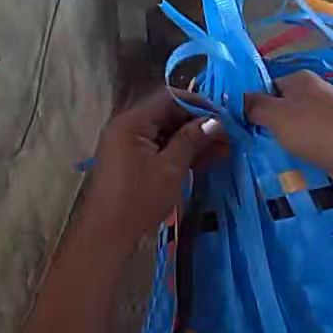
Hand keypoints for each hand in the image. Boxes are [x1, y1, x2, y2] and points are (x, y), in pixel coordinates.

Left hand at [76, 87, 227, 244]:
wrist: (106, 234)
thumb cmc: (139, 199)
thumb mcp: (171, 168)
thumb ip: (191, 140)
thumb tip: (214, 122)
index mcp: (131, 122)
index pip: (168, 98)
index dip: (198, 104)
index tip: (223, 117)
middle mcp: (126, 127)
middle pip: (166, 114)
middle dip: (197, 125)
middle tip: (226, 139)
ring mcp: (126, 144)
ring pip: (164, 133)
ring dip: (190, 141)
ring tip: (220, 153)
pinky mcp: (129, 161)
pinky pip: (156, 148)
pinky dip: (177, 153)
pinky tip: (201, 162)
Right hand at [244, 70, 332, 183]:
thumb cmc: (317, 131)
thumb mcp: (276, 115)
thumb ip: (253, 104)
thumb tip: (235, 97)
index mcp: (299, 78)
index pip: (264, 84)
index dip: (250, 102)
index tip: (238, 123)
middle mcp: (314, 90)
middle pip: (279, 104)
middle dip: (265, 122)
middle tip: (252, 140)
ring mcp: (327, 112)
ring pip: (293, 123)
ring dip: (281, 138)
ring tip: (273, 153)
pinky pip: (308, 138)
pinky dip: (300, 148)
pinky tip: (296, 159)